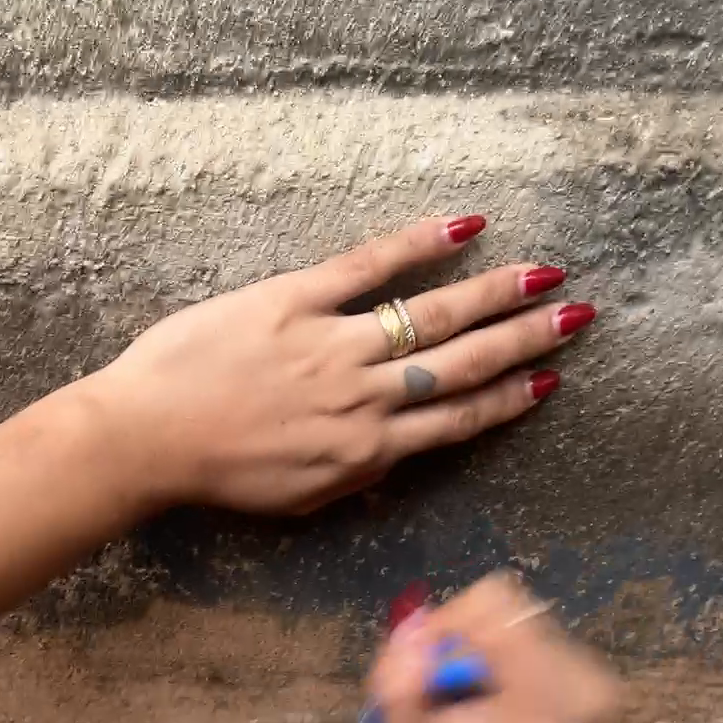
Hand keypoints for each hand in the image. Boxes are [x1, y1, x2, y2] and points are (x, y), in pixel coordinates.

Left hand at [81, 216, 595, 513]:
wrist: (148, 437)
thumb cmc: (217, 473)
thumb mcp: (297, 497)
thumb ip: (354, 475)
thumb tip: (395, 458)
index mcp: (365, 448)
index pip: (455, 421)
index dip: (507, 401)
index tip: (546, 382)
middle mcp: (364, 396)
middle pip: (462, 363)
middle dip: (525, 340)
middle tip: (574, 316)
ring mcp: (334, 344)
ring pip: (432, 315)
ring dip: (495, 295)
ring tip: (543, 275)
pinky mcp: (294, 300)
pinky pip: (366, 266)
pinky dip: (417, 243)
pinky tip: (464, 225)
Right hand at [367, 574, 619, 722]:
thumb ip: (401, 693)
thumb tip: (411, 631)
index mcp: (538, 713)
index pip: (494, 610)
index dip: (448, 622)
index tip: (427, 661)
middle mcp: (579, 687)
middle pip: (501, 604)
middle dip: (459, 630)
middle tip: (443, 677)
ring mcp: (592, 678)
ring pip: (511, 610)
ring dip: (478, 639)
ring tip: (470, 687)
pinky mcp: (593, 673)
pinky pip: (526, 623)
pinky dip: (498, 646)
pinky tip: (494, 686)